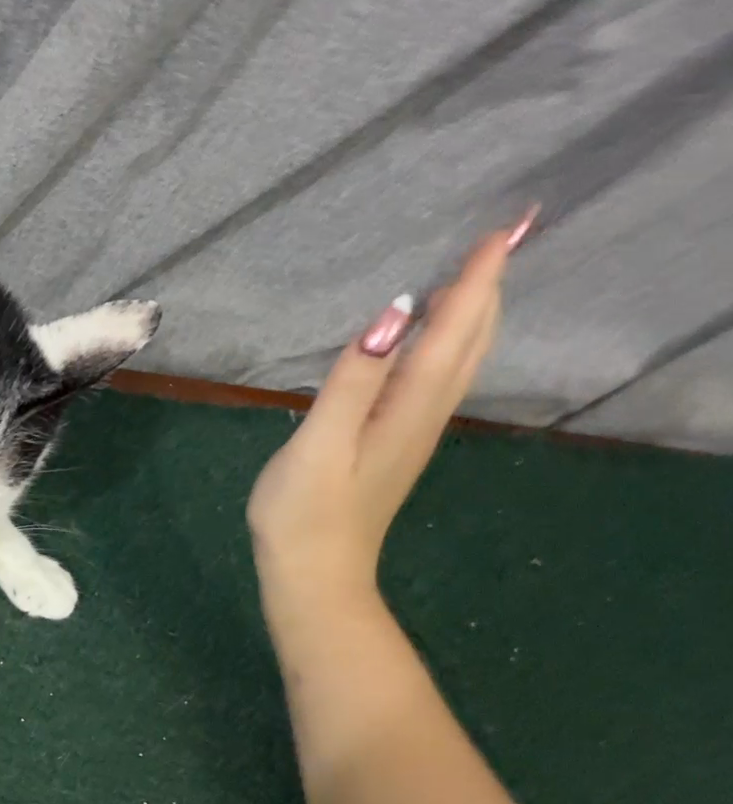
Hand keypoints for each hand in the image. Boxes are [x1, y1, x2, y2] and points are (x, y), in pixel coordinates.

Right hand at [247, 216, 529, 600]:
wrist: (315, 571)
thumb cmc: (306, 510)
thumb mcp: (320, 443)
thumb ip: (353, 380)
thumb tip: (392, 315)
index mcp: (408, 408)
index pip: (451, 332)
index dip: (473, 282)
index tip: (497, 232)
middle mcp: (424, 414)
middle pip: (468, 342)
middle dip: (486, 289)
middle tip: (498, 240)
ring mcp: (411, 431)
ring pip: (458, 360)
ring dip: (471, 314)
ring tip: (471, 277)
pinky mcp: (394, 442)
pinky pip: (436, 377)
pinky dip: (446, 343)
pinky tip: (428, 340)